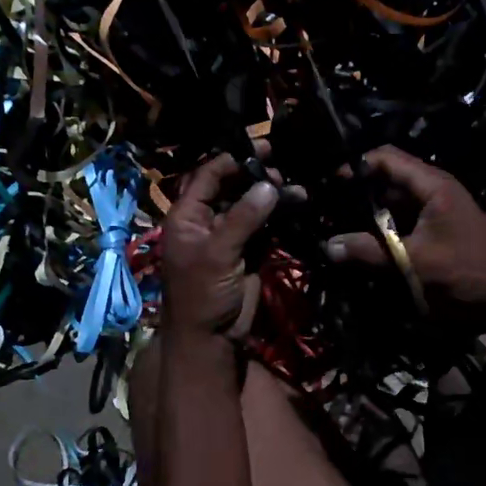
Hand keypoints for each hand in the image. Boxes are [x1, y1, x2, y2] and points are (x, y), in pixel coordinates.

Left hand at [161, 152, 279, 336]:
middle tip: (283, 171)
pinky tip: (297, 206)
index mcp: (187, 216)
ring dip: (272, 197)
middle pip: (232, 188)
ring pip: (251, 206)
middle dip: (256, 177)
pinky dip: (279, 217)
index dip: (233, 160)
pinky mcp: (248, 252)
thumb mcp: (218, 253)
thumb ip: (244, 217)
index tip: (263, 148)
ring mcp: (229, 236)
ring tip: (296, 190)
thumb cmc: (202, 293)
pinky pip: (264, 227)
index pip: (208, 176)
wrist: (211, 337)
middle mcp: (207, 221)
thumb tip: (269, 185)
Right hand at [324, 146, 485, 307]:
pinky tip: (363, 244)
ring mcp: (436, 211)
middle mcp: (433, 191)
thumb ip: (370, 252)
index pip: (387, 158)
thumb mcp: (414, 261)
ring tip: (338, 226)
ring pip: (393, 204)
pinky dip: (383, 230)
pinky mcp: (436, 231)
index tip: (329, 183)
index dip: (357, 165)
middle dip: (358, 192)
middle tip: (328, 208)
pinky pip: (403, 223)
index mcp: (433, 185)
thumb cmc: (466, 271)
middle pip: (387, 180)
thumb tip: (327, 245)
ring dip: (369, 214)